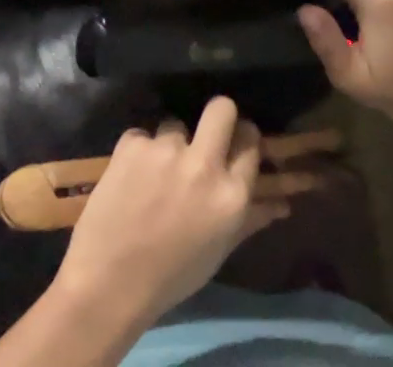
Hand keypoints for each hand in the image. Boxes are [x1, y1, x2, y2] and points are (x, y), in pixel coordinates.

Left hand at [53, 98, 288, 324]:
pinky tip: (130, 176)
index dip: (242, 139)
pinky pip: (141, 135)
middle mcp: (204, 165)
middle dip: (217, 115)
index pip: (250, 141)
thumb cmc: (172, 274)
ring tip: (156, 170)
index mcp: (232, 194)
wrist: (110, 282)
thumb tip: (282, 203)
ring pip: (175, 124)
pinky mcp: (131, 146)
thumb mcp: (219, 250)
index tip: (233, 143)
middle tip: (205, 133)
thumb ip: (251, 218)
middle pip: (221, 108)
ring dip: (169, 142)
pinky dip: (138, 151)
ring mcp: (166, 151)